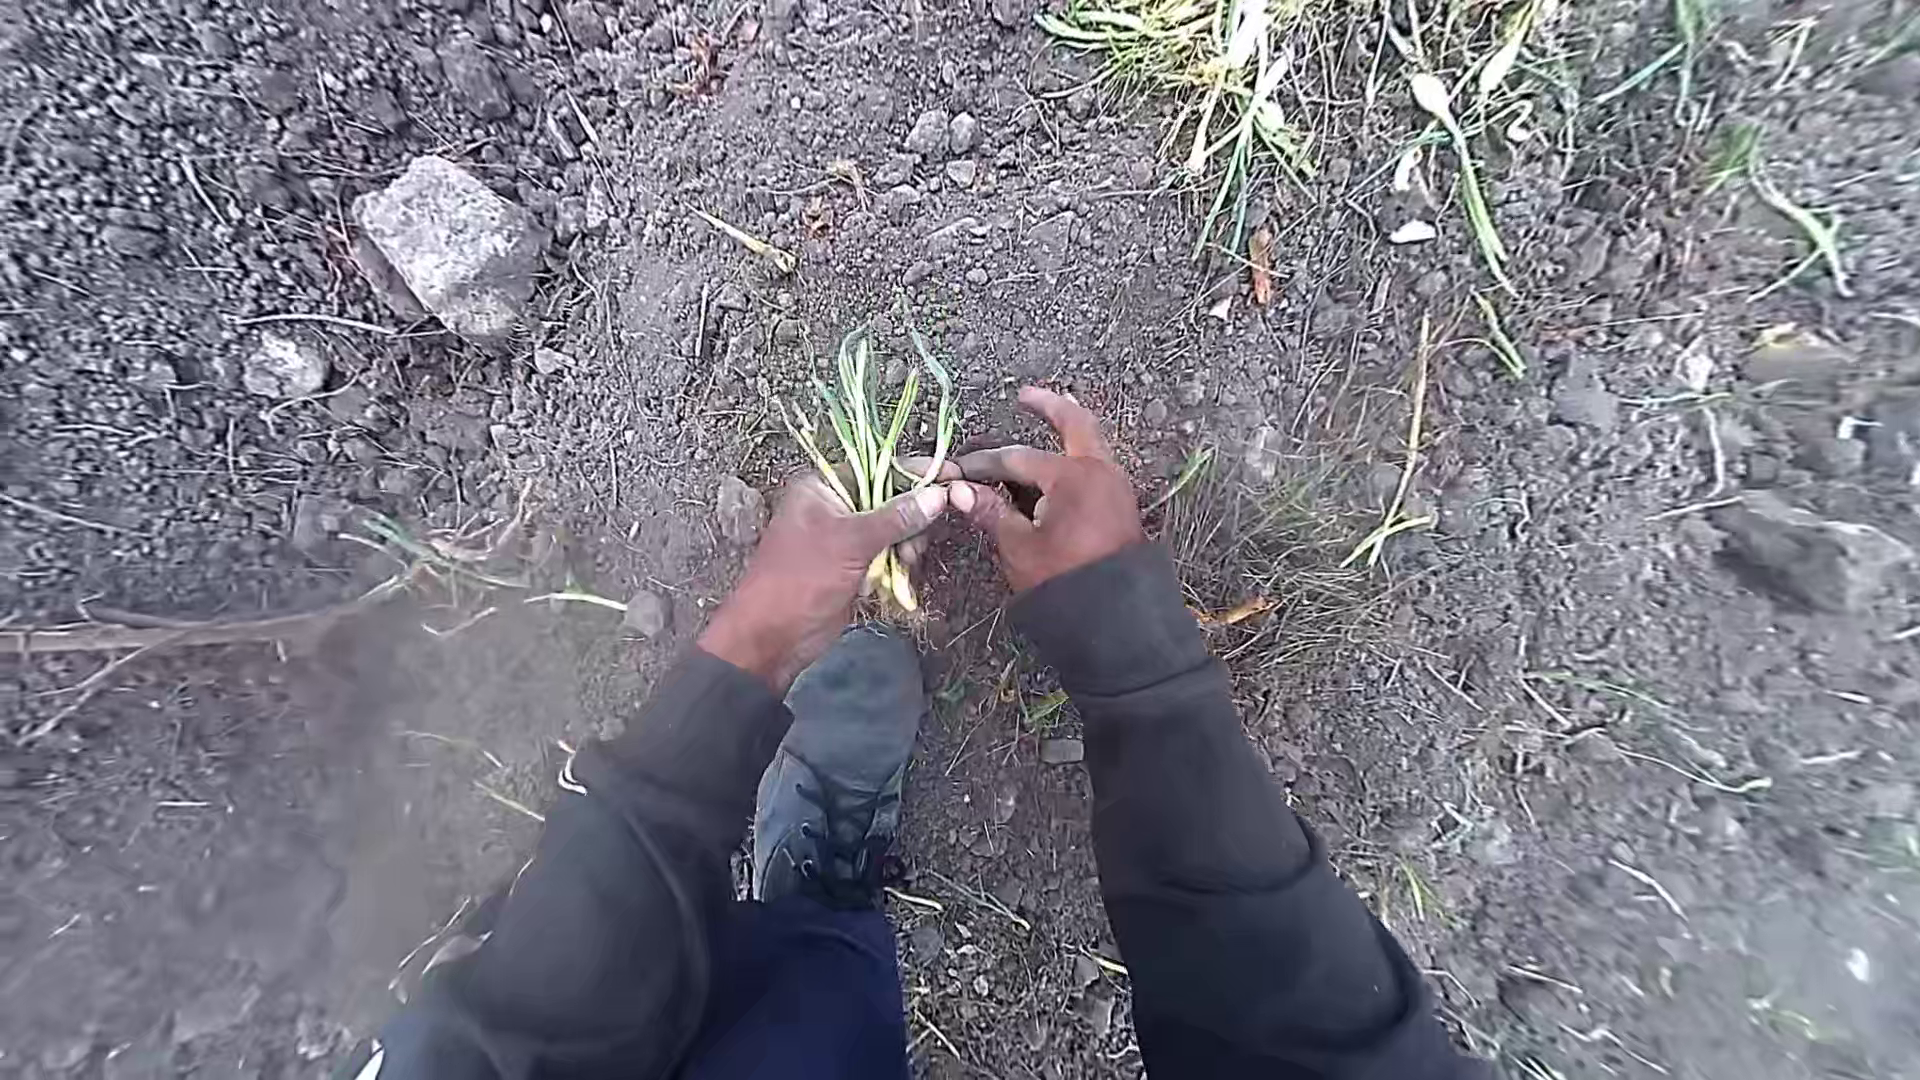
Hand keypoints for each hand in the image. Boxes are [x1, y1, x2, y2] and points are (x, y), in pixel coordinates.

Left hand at [699, 471, 949, 692]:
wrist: (773, 638)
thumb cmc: (801, 580)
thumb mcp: (851, 542)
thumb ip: (896, 518)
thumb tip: (937, 495)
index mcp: (824, 487)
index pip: (878, 467)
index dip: (915, 473)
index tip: (951, 476)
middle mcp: (836, 506)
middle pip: (891, 499)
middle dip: (911, 520)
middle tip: (918, 541)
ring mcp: (845, 537)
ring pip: (894, 530)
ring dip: (905, 547)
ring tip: (906, 563)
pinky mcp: (854, 565)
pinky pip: (887, 555)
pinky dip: (896, 565)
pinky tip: (899, 577)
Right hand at [951, 386, 1142, 593]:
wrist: (1116, 617)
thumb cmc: (1064, 580)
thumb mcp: (1019, 547)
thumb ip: (991, 511)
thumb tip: (959, 490)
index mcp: (1071, 476)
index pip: (1017, 458)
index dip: (983, 464)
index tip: (959, 470)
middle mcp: (1099, 471)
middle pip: (1075, 423)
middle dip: (1049, 406)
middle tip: (1025, 396)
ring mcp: (1116, 486)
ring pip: (1092, 443)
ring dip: (1069, 429)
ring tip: (1047, 421)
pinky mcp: (1121, 504)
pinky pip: (1098, 465)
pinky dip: (1078, 455)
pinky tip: (1060, 467)